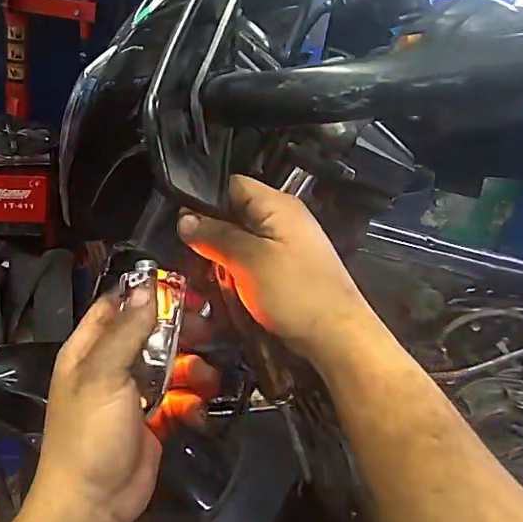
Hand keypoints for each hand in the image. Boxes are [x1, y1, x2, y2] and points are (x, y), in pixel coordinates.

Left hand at [32, 288, 219, 521]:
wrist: (94, 503)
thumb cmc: (89, 433)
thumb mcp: (104, 375)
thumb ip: (127, 330)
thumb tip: (146, 288)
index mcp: (89, 349)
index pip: (116, 305)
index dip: (145, 292)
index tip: (179, 286)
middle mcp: (111, 365)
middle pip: (150, 331)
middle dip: (178, 328)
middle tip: (206, 327)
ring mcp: (133, 391)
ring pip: (170, 361)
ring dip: (192, 364)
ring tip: (207, 373)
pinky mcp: (154, 416)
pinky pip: (179, 394)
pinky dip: (192, 395)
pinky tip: (199, 402)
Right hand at [177, 175, 391, 370]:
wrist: (336, 337)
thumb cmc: (302, 296)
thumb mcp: (247, 261)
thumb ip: (214, 236)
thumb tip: (186, 220)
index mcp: (278, 205)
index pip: (231, 184)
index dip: (203, 201)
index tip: (186, 224)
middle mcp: (285, 219)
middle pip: (234, 213)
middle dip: (213, 234)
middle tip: (201, 256)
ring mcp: (287, 244)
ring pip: (241, 240)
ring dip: (225, 257)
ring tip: (220, 276)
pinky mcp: (287, 269)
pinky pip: (253, 261)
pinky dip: (240, 273)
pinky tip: (236, 289)